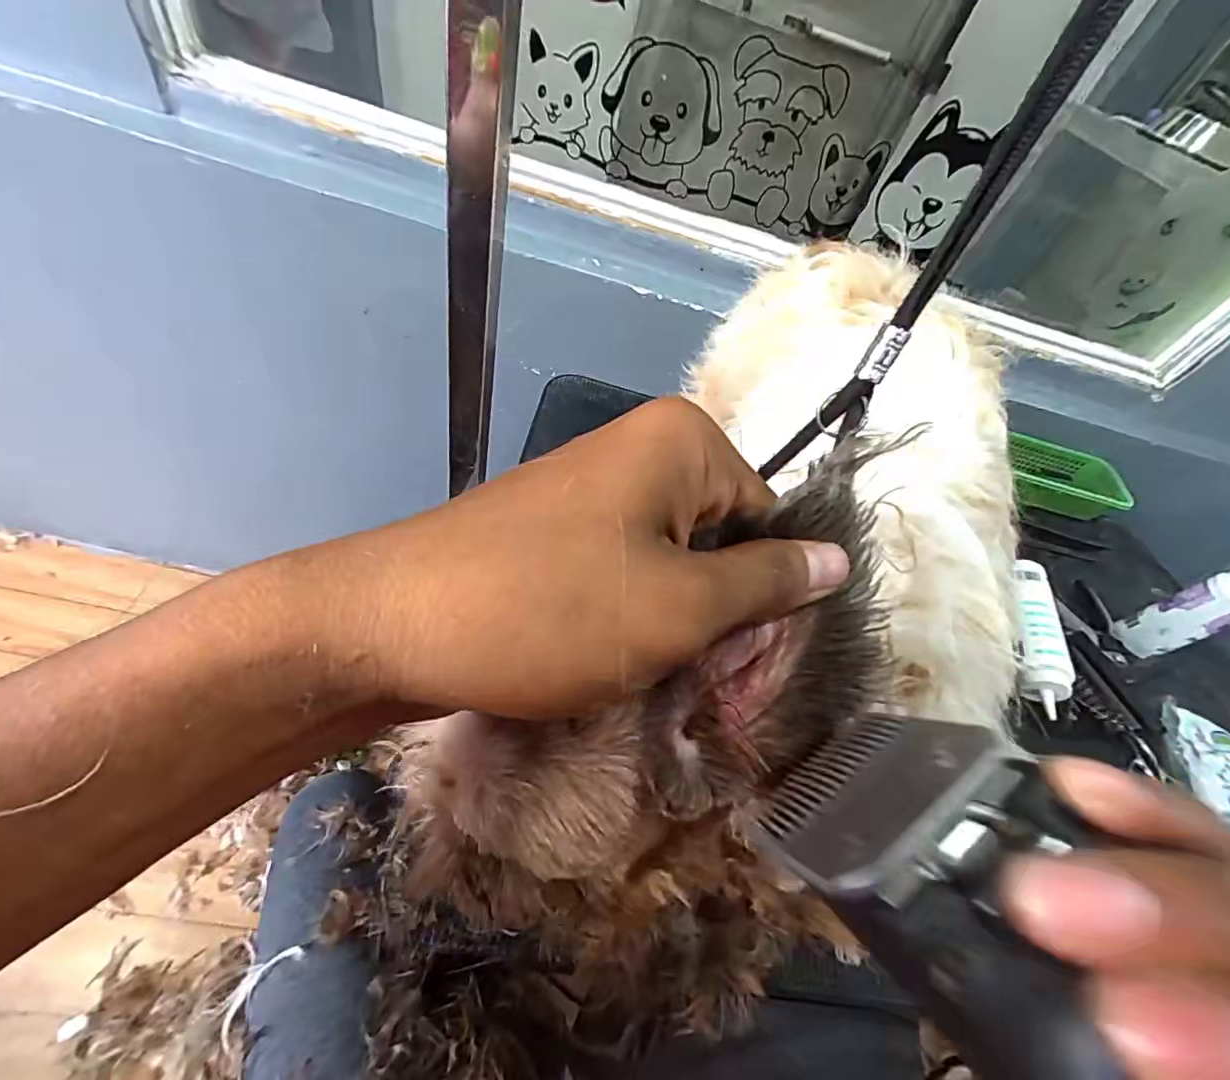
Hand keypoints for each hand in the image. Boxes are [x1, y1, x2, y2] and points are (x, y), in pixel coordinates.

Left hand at [250, 397, 847, 719]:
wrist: (389, 626)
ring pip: (678, 566)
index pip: (772, 521)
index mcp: (684, 444)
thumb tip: (839, 558)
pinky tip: (618, 661)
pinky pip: (631, 571)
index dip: (770, 596)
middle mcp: (645, 449)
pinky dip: (638, 620)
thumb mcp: (681, 607)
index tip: (746, 665)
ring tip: (654, 678)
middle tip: (701, 684)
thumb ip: (768, 582)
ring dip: (680, 627)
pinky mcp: (565, 529)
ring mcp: (600, 489)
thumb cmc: (551, 610)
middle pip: (725, 543)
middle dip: (722, 618)